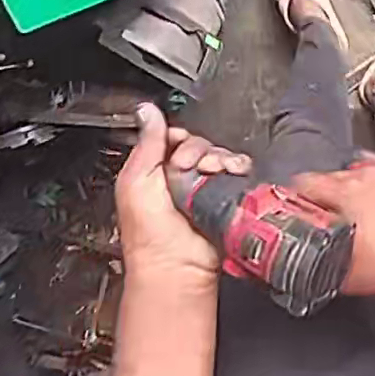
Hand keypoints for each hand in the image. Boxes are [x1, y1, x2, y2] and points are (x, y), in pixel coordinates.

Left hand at [115, 103, 251, 293]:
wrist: (177, 265)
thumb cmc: (149, 234)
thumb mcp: (137, 180)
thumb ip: (146, 143)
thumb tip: (146, 110)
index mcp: (155, 170)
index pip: (173, 136)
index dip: (177, 138)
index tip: (176, 151)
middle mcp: (182, 176)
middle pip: (199, 143)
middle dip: (197, 150)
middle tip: (189, 167)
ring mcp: (206, 186)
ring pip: (220, 154)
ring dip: (218, 158)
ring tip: (211, 173)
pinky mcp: (227, 196)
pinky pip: (238, 169)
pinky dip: (237, 165)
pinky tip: (230, 172)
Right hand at [290, 167, 374, 307]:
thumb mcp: (339, 265)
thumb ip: (311, 252)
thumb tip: (292, 250)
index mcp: (349, 191)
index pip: (305, 183)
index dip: (291, 198)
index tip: (287, 208)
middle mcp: (367, 178)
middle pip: (326, 179)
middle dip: (316, 199)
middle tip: (312, 220)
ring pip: (348, 180)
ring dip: (338, 197)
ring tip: (338, 220)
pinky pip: (368, 184)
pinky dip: (360, 196)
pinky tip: (361, 216)